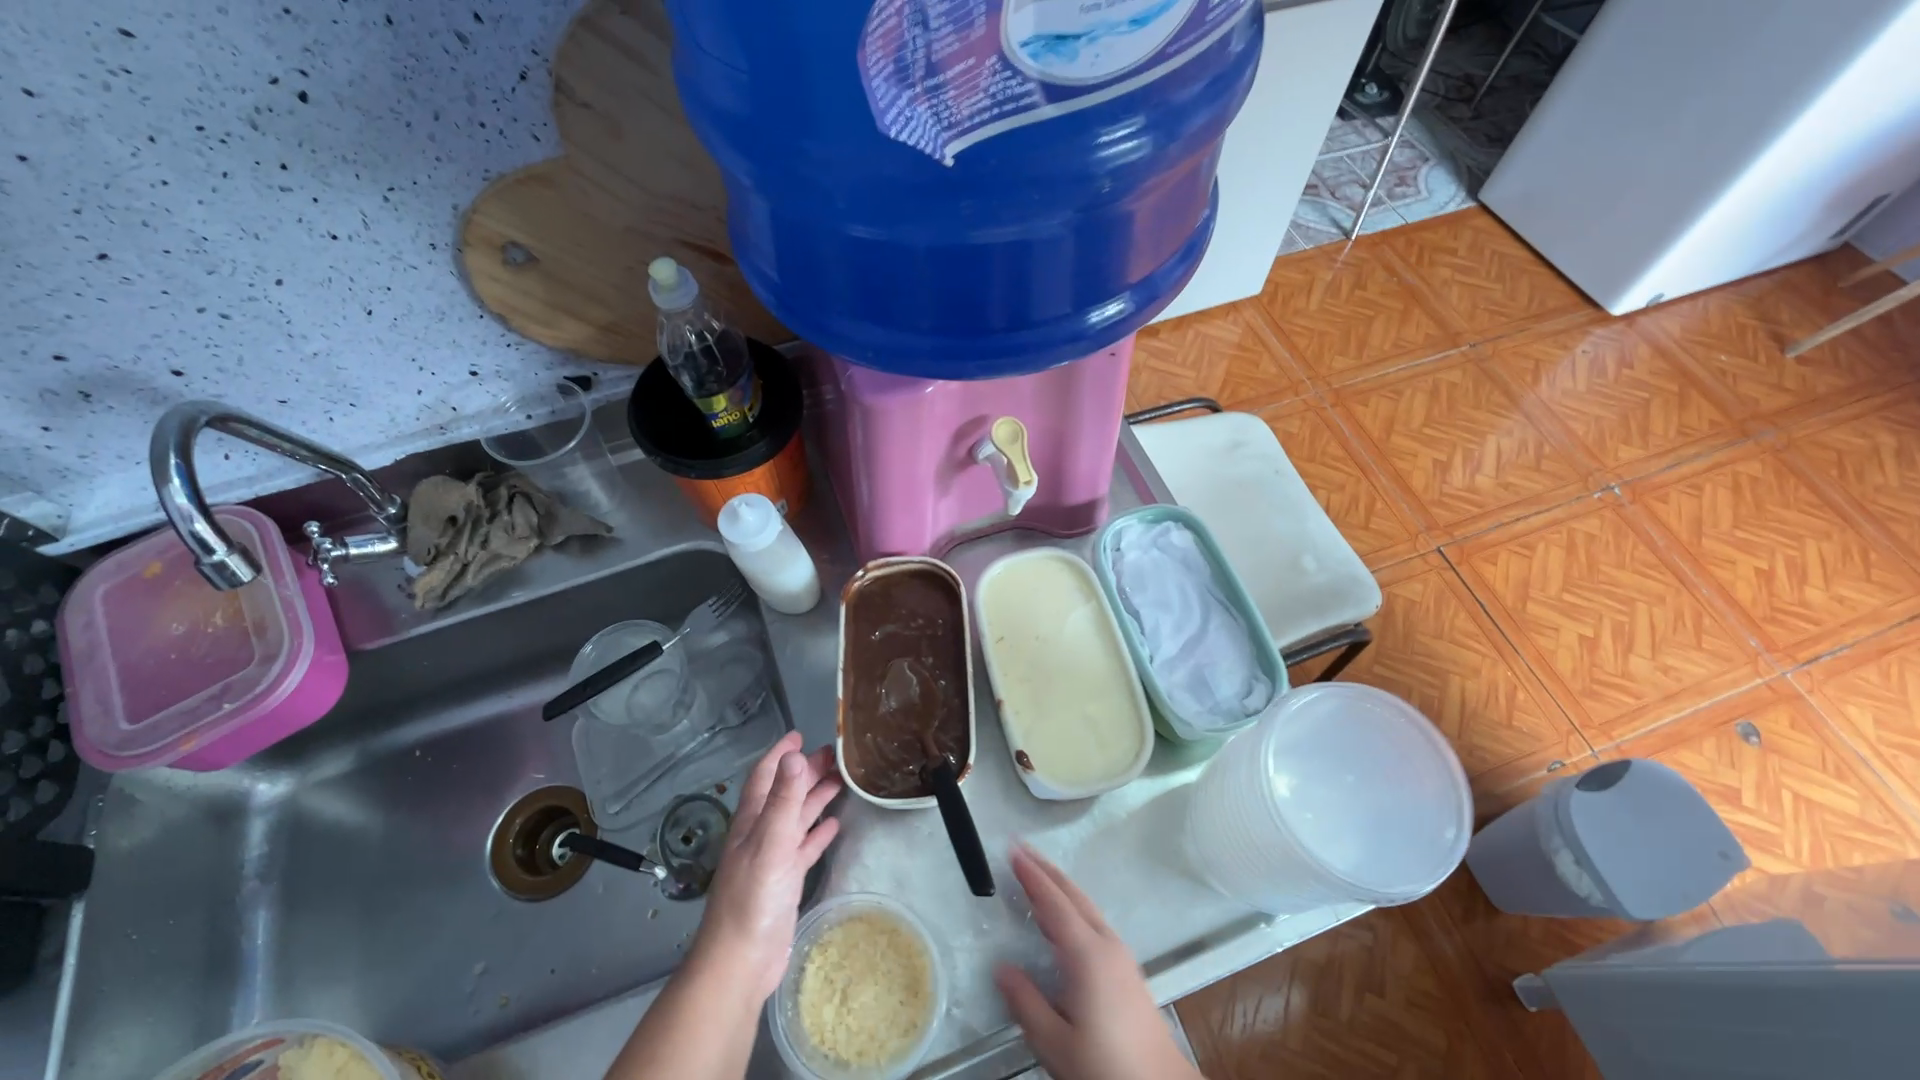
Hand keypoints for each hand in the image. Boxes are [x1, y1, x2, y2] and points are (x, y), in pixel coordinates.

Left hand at [690, 731, 841, 1003]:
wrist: (741, 960)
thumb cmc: (752, 899)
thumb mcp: (770, 843)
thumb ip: (784, 801)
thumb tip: (795, 756)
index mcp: (751, 821)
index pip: (765, 778)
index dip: (780, 756)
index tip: (799, 734)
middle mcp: (761, 834)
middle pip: (784, 794)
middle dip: (805, 772)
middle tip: (834, 755)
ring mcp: (773, 858)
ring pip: (796, 819)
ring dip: (815, 799)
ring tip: (841, 781)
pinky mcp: (786, 881)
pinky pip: (804, 848)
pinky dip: (818, 834)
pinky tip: (834, 826)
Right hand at [995, 847, 1203, 1079]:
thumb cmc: (1105, 1066)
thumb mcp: (1055, 1042)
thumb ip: (1026, 1002)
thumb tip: (1002, 967)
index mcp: (1087, 956)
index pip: (1054, 904)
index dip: (1032, 876)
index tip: (1013, 850)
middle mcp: (1107, 946)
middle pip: (1075, 897)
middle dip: (1048, 871)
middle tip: (1022, 849)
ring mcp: (1122, 958)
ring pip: (1087, 909)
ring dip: (1061, 888)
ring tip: (1038, 875)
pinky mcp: (1128, 972)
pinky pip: (1095, 923)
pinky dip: (1074, 908)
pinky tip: (1065, 920)